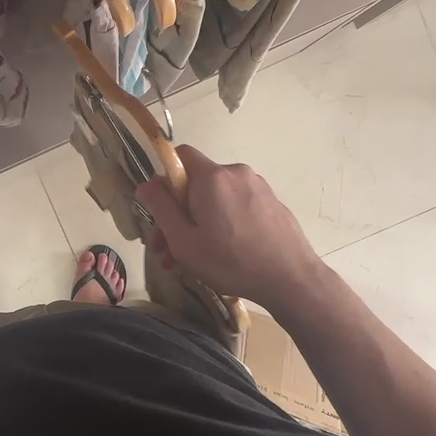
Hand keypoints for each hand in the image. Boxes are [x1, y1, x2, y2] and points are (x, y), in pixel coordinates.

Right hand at [135, 145, 325, 309]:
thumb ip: (161, 208)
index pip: (180, 156)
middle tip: (167, 251)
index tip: (160, 210)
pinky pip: (236, 207)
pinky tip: (221, 254)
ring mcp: (258, 187)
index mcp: (212, 177)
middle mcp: (236, 173)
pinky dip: (222, 224)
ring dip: (198, 224)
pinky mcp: (271, 203)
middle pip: (196, 184)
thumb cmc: (230, 261)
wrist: (290, 279)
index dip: (164, 179)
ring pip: (216, 199)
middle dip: (178, 214)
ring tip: (190, 260)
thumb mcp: (184, 241)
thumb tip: (146, 184)